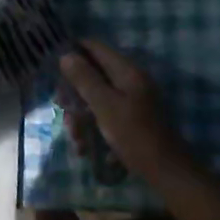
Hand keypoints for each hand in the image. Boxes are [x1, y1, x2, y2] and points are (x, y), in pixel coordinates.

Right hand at [57, 38, 195, 180]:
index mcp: (127, 72)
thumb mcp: (105, 106)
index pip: (94, 47)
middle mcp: (129, 80)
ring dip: (79, 114)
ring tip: (75, 137)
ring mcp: (130, 99)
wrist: (166, 172)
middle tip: (61, 108)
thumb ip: (85, 79)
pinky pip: (102, 112)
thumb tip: (65, 55)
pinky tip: (85, 145)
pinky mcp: (129, 116)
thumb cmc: (134, 135)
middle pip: (91, 73)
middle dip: (73, 91)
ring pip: (93, 95)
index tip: (54, 68)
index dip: (72, 52)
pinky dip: (91, 125)